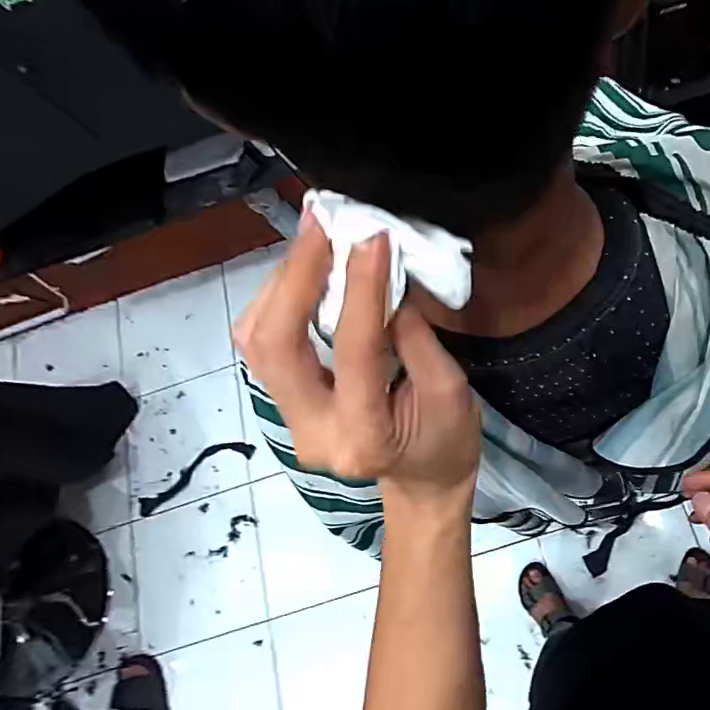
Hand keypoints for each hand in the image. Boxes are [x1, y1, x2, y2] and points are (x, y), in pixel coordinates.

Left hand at [233, 216, 480, 509]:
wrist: (422, 483)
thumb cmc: (447, 442)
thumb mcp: (450, 391)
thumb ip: (415, 338)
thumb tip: (384, 277)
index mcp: (365, 437)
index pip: (355, 350)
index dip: (363, 288)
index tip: (373, 238)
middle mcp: (312, 433)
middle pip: (275, 346)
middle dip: (295, 277)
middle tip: (321, 227)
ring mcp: (290, 423)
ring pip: (258, 342)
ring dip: (282, 285)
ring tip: (314, 242)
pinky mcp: (284, 407)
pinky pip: (265, 347)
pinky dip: (280, 302)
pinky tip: (306, 275)